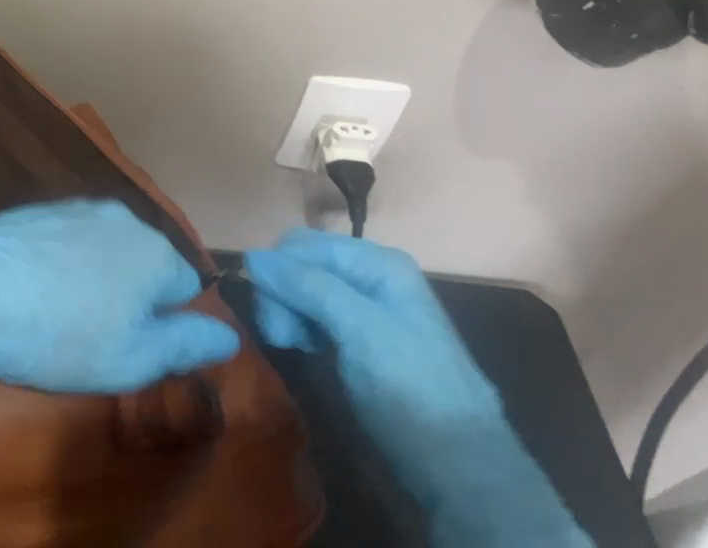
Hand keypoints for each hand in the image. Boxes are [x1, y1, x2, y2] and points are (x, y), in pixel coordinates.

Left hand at [0, 199, 240, 401]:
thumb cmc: (60, 335)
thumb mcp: (133, 360)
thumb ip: (188, 345)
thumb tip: (229, 336)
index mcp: (155, 250)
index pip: (186, 290)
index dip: (162, 325)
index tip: (126, 346)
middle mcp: (122, 217)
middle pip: (144, 265)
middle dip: (129, 298)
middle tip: (91, 336)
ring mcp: (74, 208)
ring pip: (104, 252)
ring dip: (94, 280)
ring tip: (58, 315)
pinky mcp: (35, 210)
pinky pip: (66, 242)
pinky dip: (60, 265)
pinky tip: (33, 291)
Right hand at [246, 230, 590, 547]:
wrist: (456, 462)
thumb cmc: (411, 388)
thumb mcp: (360, 330)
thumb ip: (308, 287)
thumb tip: (251, 255)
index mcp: (376, 262)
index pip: (301, 245)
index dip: (278, 275)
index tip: (275, 320)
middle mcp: (368, 274)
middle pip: (299, 262)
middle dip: (280, 294)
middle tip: (283, 337)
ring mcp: (362, 305)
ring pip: (299, 288)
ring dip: (286, 312)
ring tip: (292, 345)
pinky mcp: (354, 335)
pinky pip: (311, 311)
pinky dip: (298, 324)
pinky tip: (303, 347)